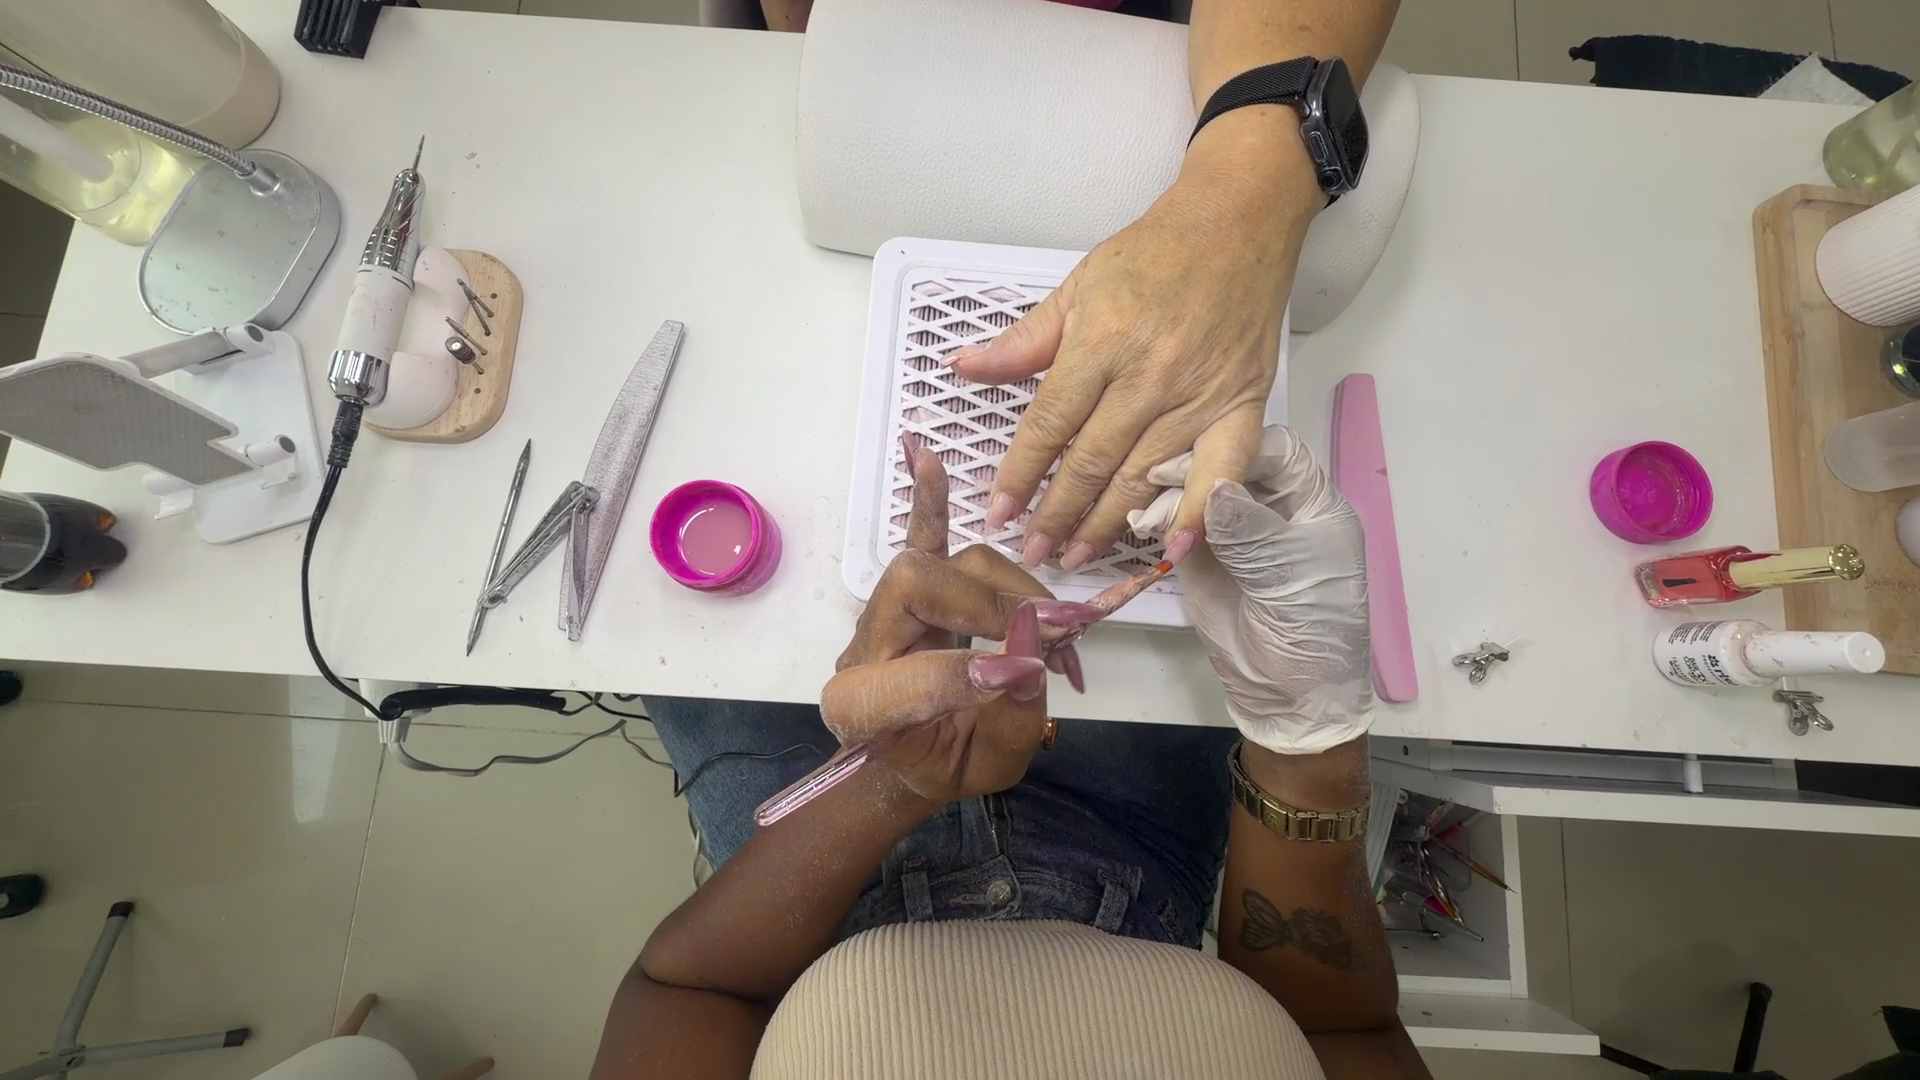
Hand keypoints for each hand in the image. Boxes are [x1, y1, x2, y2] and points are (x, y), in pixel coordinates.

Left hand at [821, 437, 1103, 803]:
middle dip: (1000, 606)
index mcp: (865, 709)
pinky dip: (929, 500)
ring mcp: (885, 615)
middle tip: (1064, 636)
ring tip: (1061, 627)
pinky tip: (922, 454)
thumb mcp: (989, 769)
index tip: (1032, 668)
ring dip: (1013, 588)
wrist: (911, 760)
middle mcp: (863, 649)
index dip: (974, 669)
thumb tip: (1034, 653)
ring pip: (950, 562)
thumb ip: (1009, 719)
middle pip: (923, 584)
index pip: (912, 676)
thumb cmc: (947, 766)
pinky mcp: (911, 593)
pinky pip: (921, 539)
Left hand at [948, 159, 1317, 572]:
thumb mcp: (1077, 286)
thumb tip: (962, 367)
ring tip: (1074, 558)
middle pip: (1090, 462)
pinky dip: (1197, 516)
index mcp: (1101, 345)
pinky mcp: (1241, 407)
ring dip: (1105, 526)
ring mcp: (1197, 398)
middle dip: (1055, 515)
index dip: (1020, 475)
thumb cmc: (1152, 255)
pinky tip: (1171, 553)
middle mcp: (1148, 379)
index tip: (998, 514)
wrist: (1237, 224)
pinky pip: (1220, 473)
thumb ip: (1022, 340)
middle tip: (1031, 554)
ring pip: (1142, 477)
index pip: (1049, 425)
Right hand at [1177, 426, 1372, 754]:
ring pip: (1197, 493)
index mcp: (1310, 503)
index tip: (1201, 450)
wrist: (1287, 694)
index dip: (1240, 446)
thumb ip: (1252, 530)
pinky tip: (1141, 524)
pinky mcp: (1202, 554)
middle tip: (1157, 476)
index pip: (1276, 452)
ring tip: (1146, 515)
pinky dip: (1158, 522)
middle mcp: (1270, 507)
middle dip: (1194, 469)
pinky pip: (1178, 525)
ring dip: (1170, 498)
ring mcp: (1233, 530)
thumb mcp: (1289, 575)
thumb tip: (1213, 484)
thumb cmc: (1311, 630)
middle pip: (1229, 466)